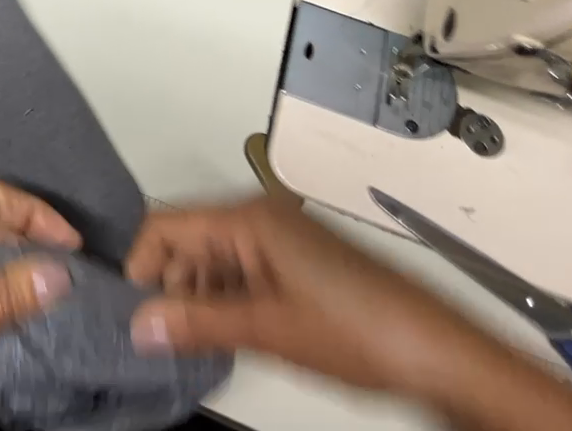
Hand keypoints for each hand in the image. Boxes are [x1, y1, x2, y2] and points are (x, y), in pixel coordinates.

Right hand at [124, 196, 499, 396]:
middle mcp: (257, 218)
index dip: (142, 265)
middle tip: (165, 337)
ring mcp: (277, 240)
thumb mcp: (268, 330)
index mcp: (246, 218)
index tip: (132, 312)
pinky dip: (226, 301)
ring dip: (198, 298)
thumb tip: (139, 325)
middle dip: (170, 286)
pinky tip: (229, 336)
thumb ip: (197, 324)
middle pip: (186, 242)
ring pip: (212, 261)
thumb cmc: (360, 331)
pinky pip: (239, 273)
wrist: (439, 353)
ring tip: (198, 343)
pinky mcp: (293, 264)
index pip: (166, 226)